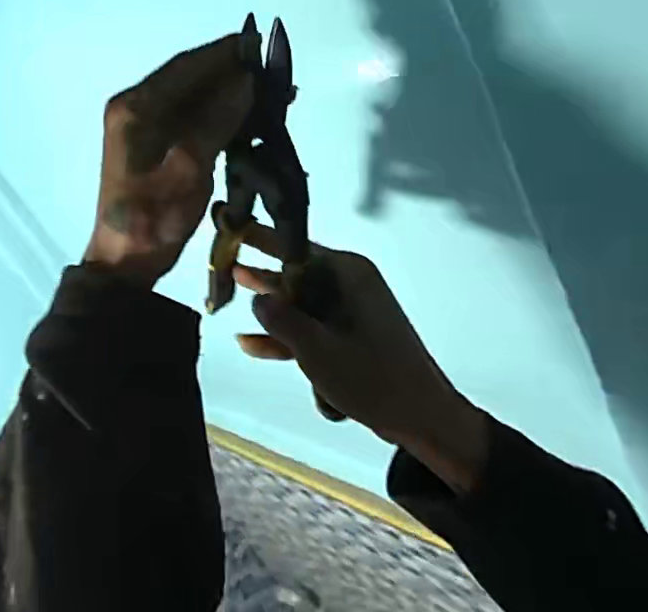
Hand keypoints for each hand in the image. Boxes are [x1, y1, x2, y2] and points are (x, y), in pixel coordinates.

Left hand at [84, 32, 254, 288]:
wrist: (125, 259)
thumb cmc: (153, 217)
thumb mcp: (188, 169)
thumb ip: (215, 121)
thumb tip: (245, 80)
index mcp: (135, 108)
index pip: (185, 67)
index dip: (223, 53)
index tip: (259, 43)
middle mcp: (135, 106)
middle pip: (189, 77)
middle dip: (231, 71)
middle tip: (274, 69)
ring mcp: (142, 123)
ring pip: (193, 95)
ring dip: (229, 91)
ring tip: (272, 91)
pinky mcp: (154, 140)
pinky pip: (191, 115)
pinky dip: (221, 112)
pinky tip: (250, 115)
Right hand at [232, 225, 490, 494]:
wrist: (424, 421)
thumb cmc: (374, 378)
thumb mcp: (318, 350)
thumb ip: (282, 321)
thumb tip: (257, 299)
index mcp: (347, 273)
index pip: (295, 245)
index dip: (261, 238)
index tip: (234, 226)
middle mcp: (348, 283)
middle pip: (294, 273)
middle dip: (260, 274)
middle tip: (223, 259)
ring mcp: (349, 308)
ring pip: (299, 301)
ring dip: (270, 308)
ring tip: (227, 293)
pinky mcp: (349, 332)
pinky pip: (310, 324)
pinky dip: (287, 335)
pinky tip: (250, 345)